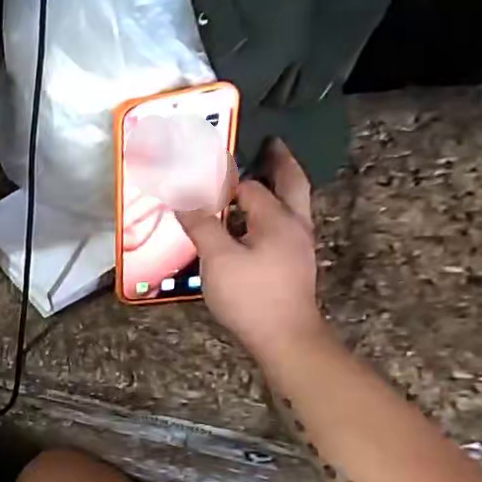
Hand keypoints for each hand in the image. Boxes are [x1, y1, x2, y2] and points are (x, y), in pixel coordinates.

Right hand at [178, 140, 328, 361]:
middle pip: (292, 185)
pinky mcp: (293, 264)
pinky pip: (284, 225)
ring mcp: (298, 247)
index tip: (209, 161)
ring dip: (279, 187)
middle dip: (280, 164)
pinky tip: (254, 222)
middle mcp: (294, 227)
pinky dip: (272, 212)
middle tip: (271, 145)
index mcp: (277, 220)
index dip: (227, 176)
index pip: (250, 187)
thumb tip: (184, 199)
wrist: (284, 337)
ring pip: (292, 206)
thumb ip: (202, 225)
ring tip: (262, 177)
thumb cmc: (250, 295)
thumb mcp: (218, 259)